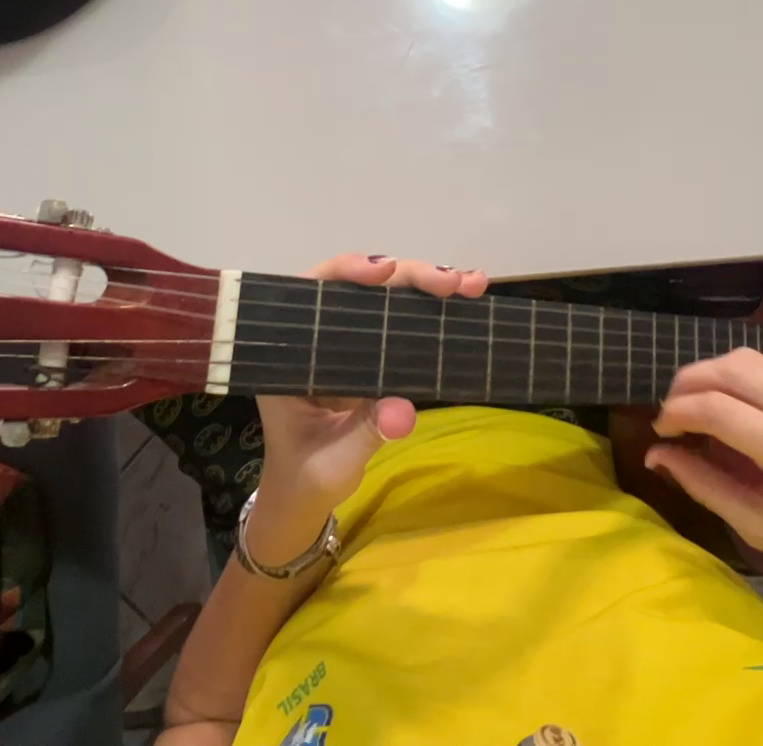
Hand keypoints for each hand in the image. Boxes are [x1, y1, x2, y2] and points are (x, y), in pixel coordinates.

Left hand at [247, 253, 487, 563]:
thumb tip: (404, 413)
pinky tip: (467, 300)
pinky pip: (403, 321)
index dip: (347, 272)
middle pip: (361, 286)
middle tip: (450, 282)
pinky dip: (435, 309)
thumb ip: (366, 433)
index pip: (313, 293)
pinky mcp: (374, 352)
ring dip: (427, 285)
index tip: (383, 271)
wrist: (306, 493)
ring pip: (386, 296)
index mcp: (291, 352)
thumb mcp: (334, 460)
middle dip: (406, 276)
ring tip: (471, 283)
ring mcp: (349, 340)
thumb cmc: (306, 474)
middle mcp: (319, 334)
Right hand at [647, 349, 762, 608]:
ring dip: (710, 373)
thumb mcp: (761, 527)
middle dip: (686, 384)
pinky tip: (727, 404)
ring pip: (749, 360)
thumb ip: (704, 486)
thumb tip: (656, 455)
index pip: (718, 409)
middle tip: (670, 415)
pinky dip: (735, 377)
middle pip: (730, 370)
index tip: (659, 432)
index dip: (676, 412)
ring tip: (693, 404)